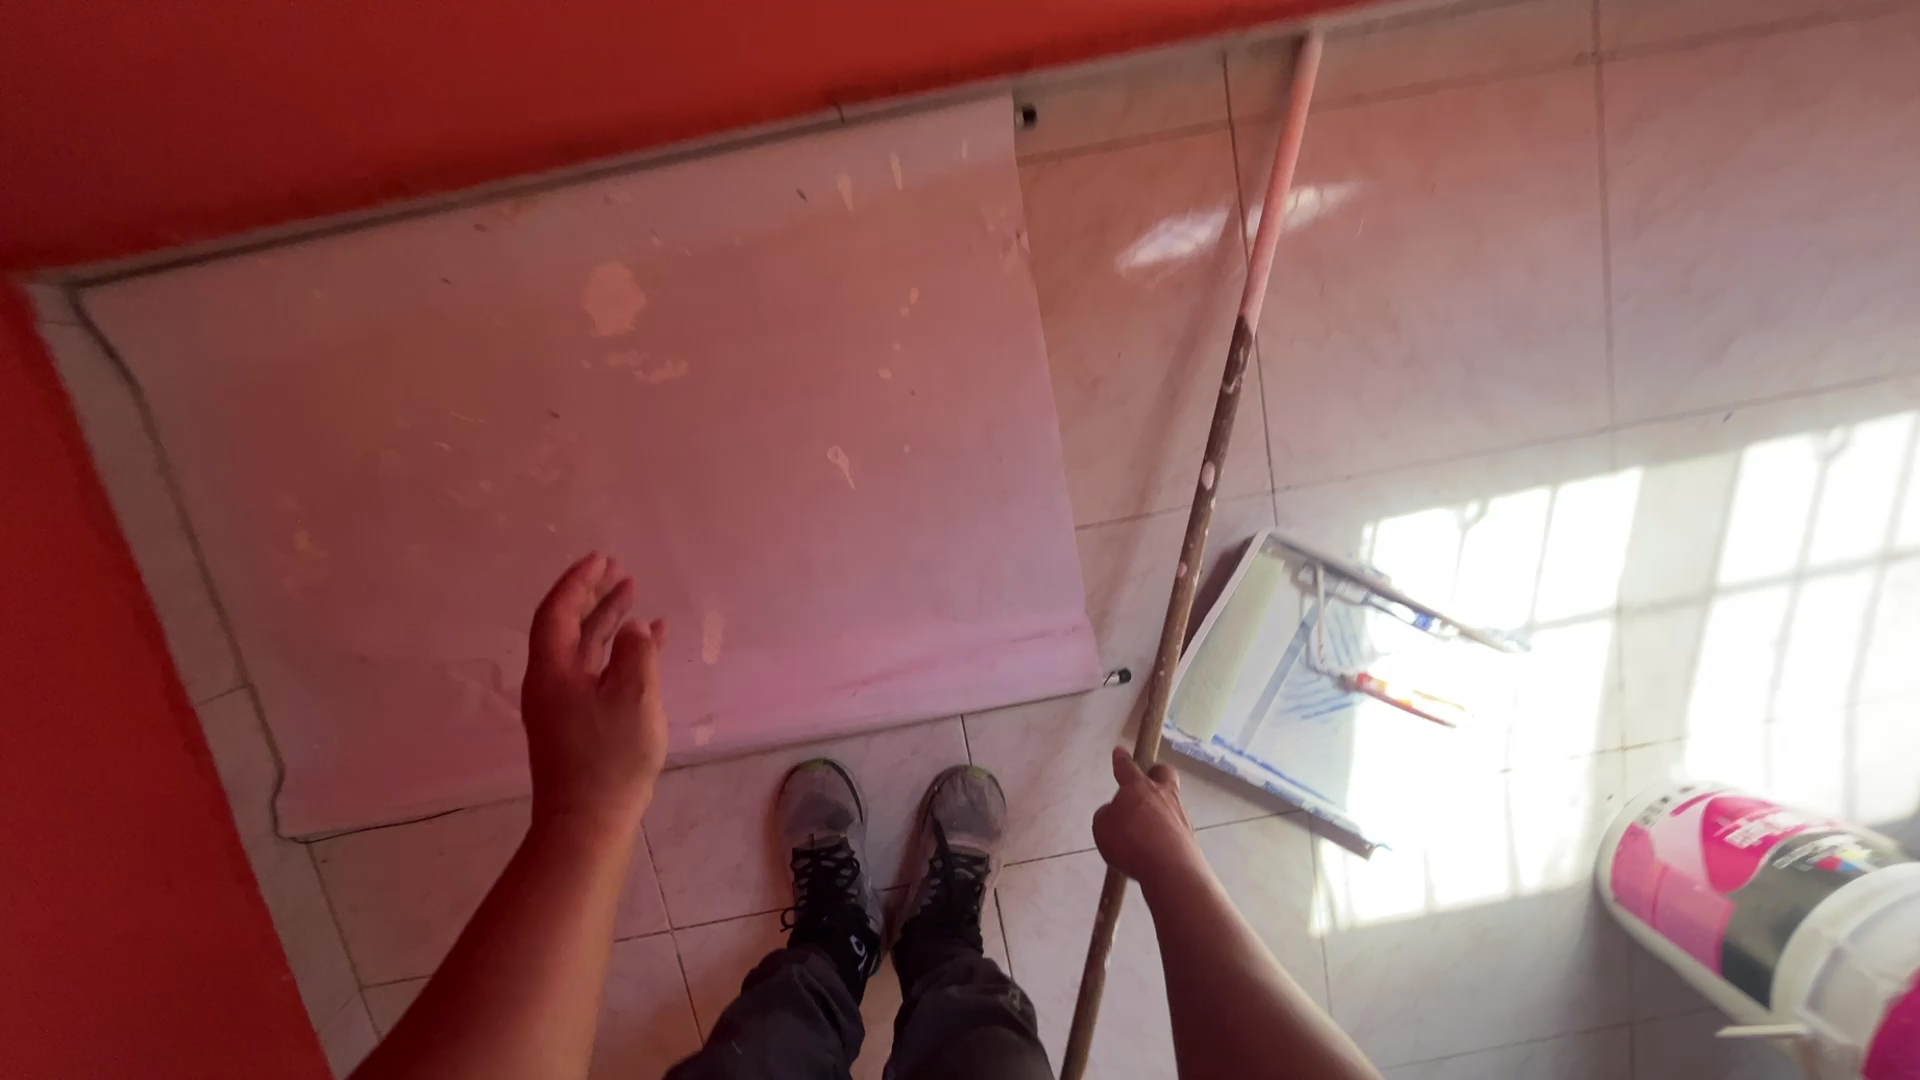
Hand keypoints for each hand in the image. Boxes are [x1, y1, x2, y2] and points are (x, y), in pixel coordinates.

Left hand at [521, 553, 667, 833]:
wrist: (588, 821)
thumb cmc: (610, 757)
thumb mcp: (634, 697)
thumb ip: (638, 654)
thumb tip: (635, 629)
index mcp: (553, 671)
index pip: (557, 613)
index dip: (578, 582)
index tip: (602, 559)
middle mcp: (552, 682)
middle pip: (568, 627)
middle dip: (592, 596)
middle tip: (617, 571)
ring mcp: (565, 703)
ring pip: (585, 648)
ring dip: (608, 621)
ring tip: (634, 595)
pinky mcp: (581, 721)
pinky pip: (599, 671)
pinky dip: (620, 652)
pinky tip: (648, 644)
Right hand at [1092, 747, 1204, 890]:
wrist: (1172, 871)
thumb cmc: (1130, 843)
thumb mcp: (1102, 828)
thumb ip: (1106, 815)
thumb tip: (1114, 812)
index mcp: (1137, 787)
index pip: (1126, 766)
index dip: (1121, 759)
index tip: (1119, 751)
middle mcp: (1162, 794)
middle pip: (1164, 773)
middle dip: (1155, 774)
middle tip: (1147, 783)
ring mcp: (1180, 814)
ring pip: (1172, 801)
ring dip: (1161, 809)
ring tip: (1145, 831)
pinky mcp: (1190, 836)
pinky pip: (1175, 827)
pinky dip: (1166, 833)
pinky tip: (1155, 850)